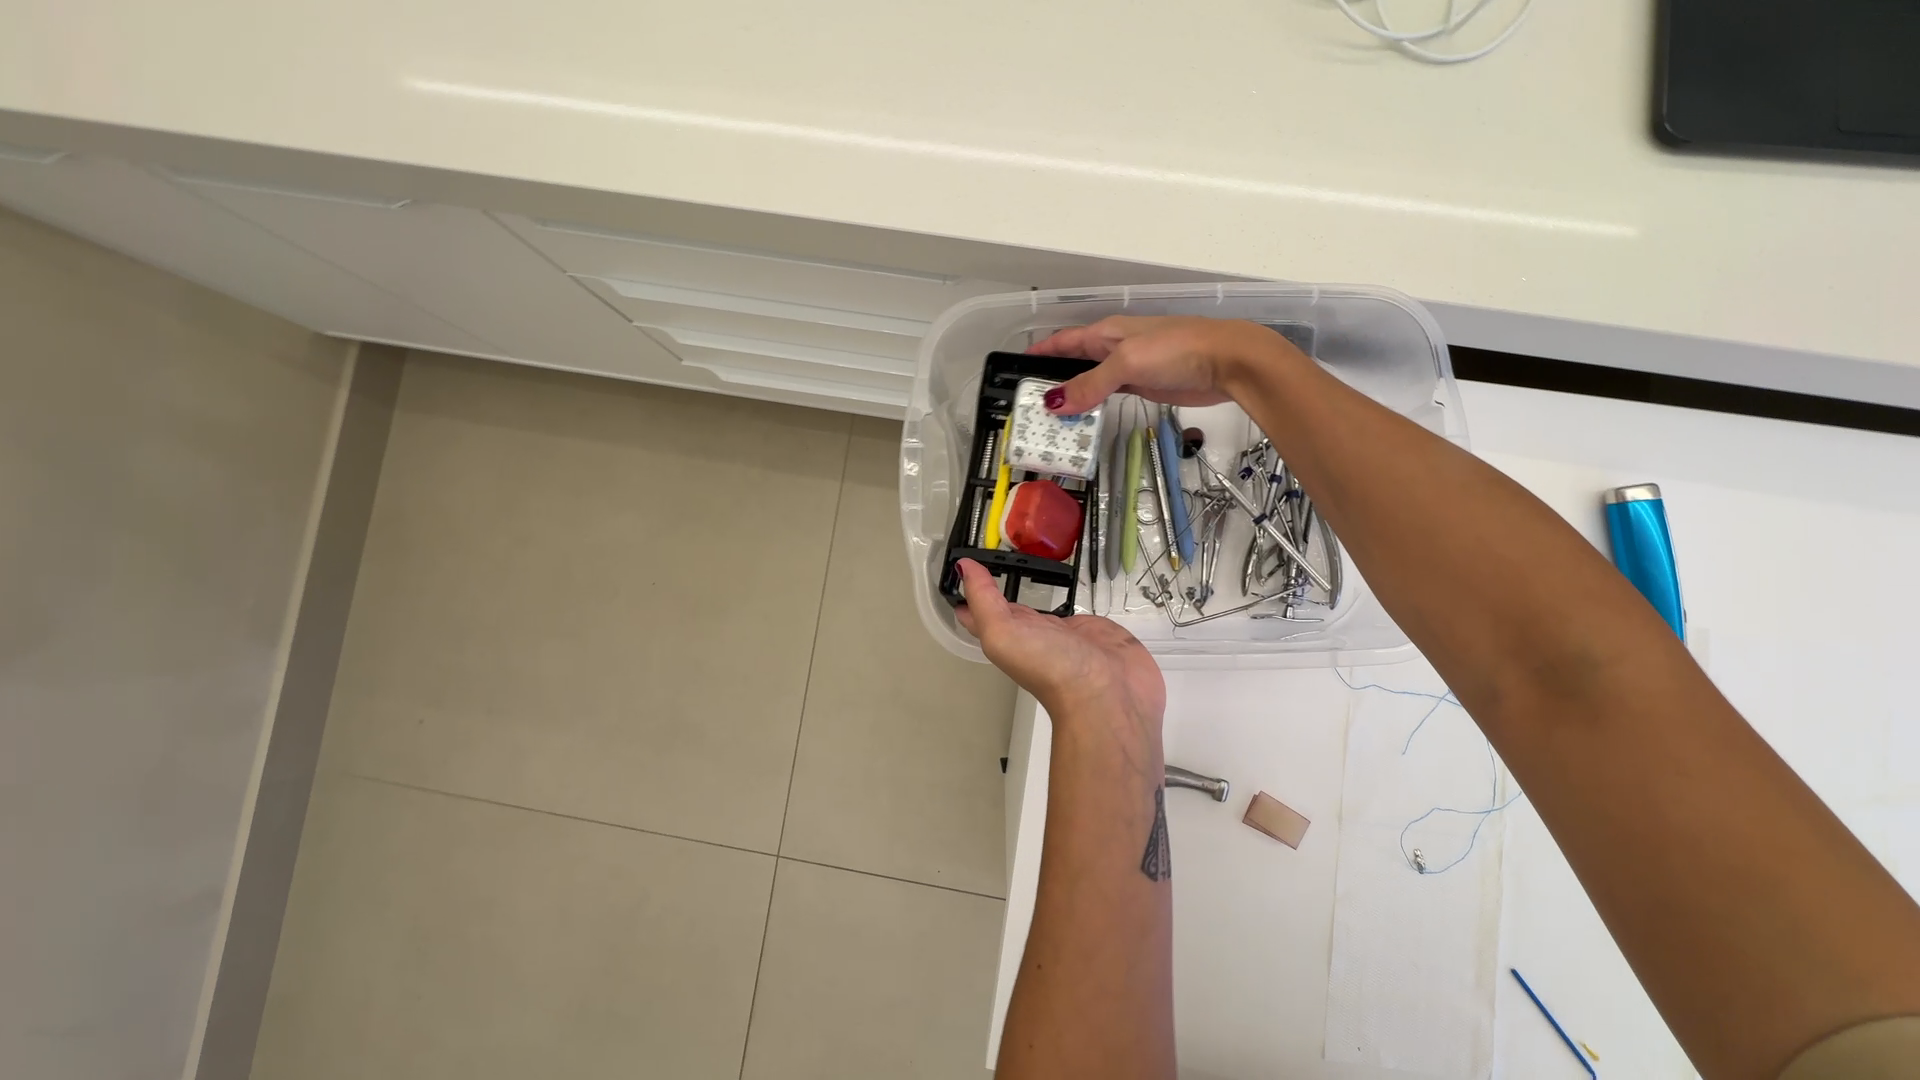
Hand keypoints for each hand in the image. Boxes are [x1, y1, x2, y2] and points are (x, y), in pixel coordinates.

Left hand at [953, 559, 1164, 728]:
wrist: (1108, 696)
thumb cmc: (1051, 669)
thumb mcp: (1004, 634)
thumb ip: (984, 600)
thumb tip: (964, 567)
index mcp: (1005, 636)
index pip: (978, 610)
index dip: (966, 589)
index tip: (955, 562)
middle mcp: (1030, 634)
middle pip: (1005, 607)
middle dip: (993, 587)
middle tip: (984, 559)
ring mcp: (1061, 634)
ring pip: (1038, 606)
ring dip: (1027, 589)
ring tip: (1018, 565)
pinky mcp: (1090, 630)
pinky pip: (1073, 607)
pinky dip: (1068, 595)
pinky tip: (1066, 583)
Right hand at [1026, 316, 1304, 415]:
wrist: (1228, 361)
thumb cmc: (1177, 351)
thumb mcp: (1127, 364)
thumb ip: (1090, 384)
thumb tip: (1053, 403)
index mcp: (1105, 334)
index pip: (1063, 342)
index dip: (1039, 353)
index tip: (1015, 370)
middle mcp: (1112, 349)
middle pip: (1073, 365)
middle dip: (1051, 382)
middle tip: (1026, 408)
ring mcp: (1128, 370)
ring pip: (1090, 385)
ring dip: (1071, 400)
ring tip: (1047, 422)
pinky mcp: (1143, 388)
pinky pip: (1108, 398)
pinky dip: (1093, 409)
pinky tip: (1082, 422)